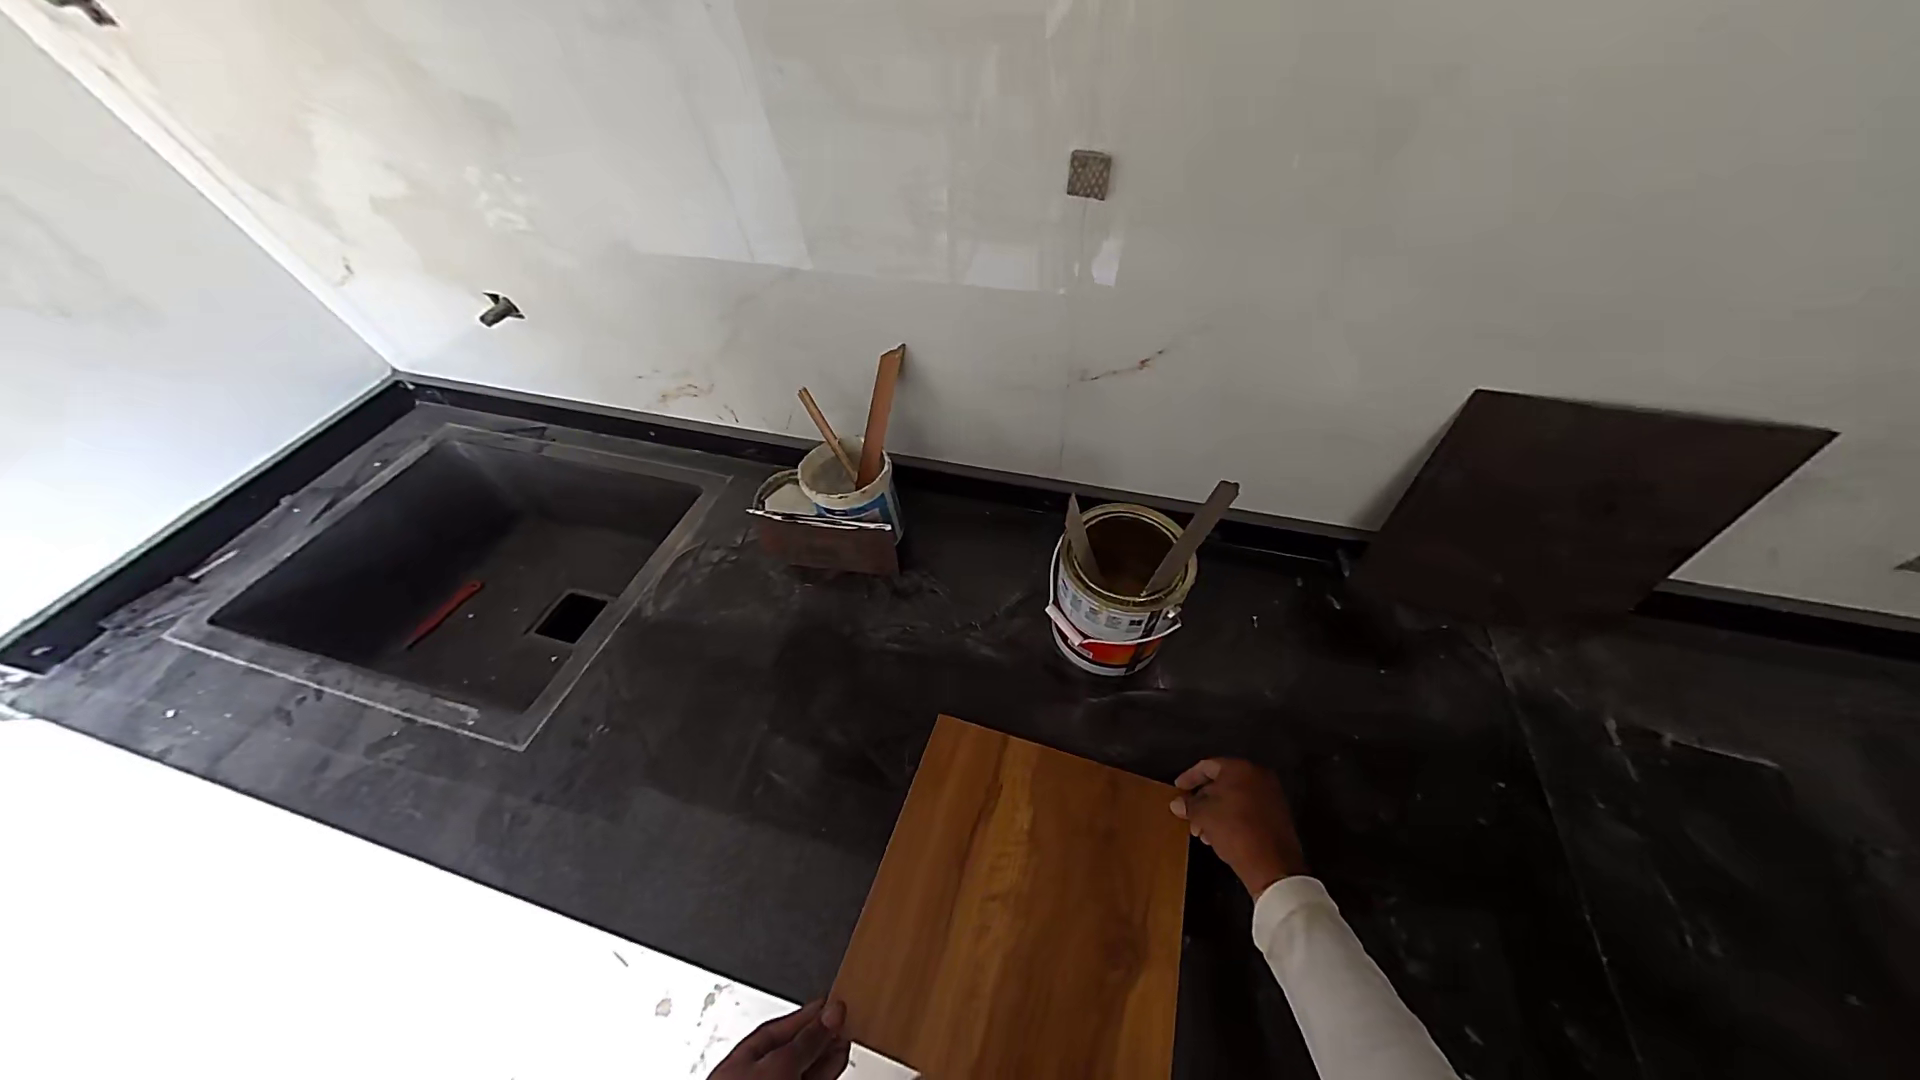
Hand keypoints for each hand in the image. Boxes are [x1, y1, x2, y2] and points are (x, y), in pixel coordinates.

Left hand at [706, 999, 849, 1079]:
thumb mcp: (779, 1066)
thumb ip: (807, 1040)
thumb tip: (830, 1014)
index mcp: (738, 1067)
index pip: (774, 1032)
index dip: (804, 1016)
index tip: (829, 1005)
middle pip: (792, 1053)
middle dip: (819, 1037)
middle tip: (842, 1021)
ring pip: (803, 1074)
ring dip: (826, 1056)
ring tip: (845, 1040)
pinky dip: (825, 1076)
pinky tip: (837, 1066)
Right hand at [1169, 758, 1306, 897]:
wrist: (1273, 865)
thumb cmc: (1234, 830)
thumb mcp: (1203, 815)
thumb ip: (1188, 805)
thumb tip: (1177, 804)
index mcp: (1241, 769)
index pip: (1207, 766)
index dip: (1189, 777)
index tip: (1177, 790)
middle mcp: (1259, 777)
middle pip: (1222, 783)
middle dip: (1202, 800)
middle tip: (1188, 815)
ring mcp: (1271, 796)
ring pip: (1234, 798)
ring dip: (1215, 812)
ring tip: (1201, 831)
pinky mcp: (1277, 816)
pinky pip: (1247, 810)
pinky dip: (1231, 818)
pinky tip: (1218, 835)